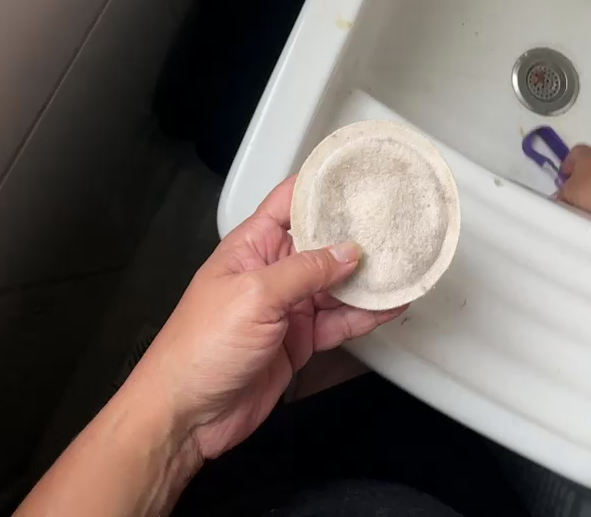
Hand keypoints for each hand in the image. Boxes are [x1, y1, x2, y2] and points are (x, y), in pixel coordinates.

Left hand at [124, 175, 404, 461]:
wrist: (186, 416)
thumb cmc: (201, 345)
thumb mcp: (255, 295)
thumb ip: (306, 271)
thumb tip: (348, 250)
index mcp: (253, 245)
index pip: (290, 200)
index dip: (321, 185)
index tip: (357, 174)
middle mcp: (273, 269)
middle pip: (322, 242)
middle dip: (355, 233)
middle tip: (395, 222)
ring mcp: (287, 305)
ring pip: (336, 283)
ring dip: (367, 278)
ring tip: (404, 265)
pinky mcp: (299, 339)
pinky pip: (338, 321)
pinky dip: (364, 315)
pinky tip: (389, 307)